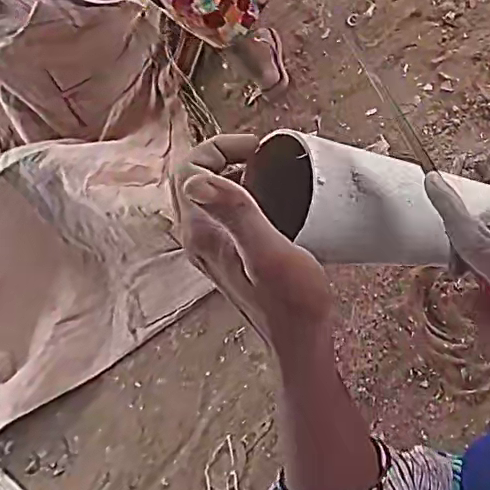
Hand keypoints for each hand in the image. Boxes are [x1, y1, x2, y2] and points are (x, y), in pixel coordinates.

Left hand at [177, 135, 335, 349]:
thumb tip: (196, 180)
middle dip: (223, 154)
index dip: (220, 147)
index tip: (259, 148)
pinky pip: (225, 210)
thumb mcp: (269, 252)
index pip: (188, 170)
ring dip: (233, 172)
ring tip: (270, 169)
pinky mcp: (230, 254)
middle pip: (192, 179)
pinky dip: (243, 192)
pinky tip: (272, 197)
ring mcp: (213, 248)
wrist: (301, 341)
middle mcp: (199, 239)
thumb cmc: (293, 302)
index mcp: (202, 234)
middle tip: (263, 153)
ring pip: (208, 194)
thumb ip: (236, 214)